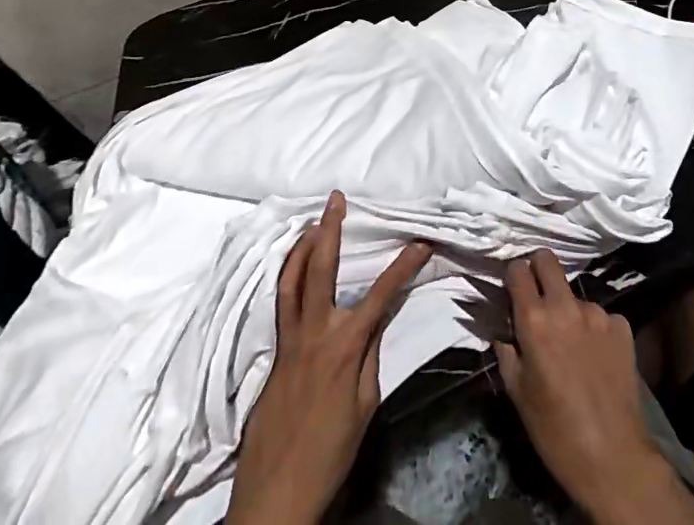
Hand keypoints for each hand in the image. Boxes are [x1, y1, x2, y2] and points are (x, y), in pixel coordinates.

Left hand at [225, 191, 431, 524]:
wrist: (276, 492)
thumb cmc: (331, 451)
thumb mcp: (365, 404)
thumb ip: (370, 354)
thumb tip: (376, 319)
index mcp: (343, 347)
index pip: (381, 294)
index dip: (403, 265)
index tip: (421, 241)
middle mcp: (312, 334)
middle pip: (320, 270)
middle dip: (330, 230)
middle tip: (337, 200)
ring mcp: (287, 341)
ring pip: (290, 281)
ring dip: (301, 247)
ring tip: (312, 221)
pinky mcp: (272, 353)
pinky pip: (279, 303)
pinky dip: (285, 277)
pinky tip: (290, 268)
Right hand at [496, 251, 693, 524]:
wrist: (612, 455)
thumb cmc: (554, 429)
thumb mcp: (517, 392)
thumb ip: (507, 351)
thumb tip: (502, 328)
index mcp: (534, 321)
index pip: (518, 271)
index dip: (513, 276)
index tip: (512, 288)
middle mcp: (566, 307)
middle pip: (549, 262)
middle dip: (538, 268)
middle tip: (536, 294)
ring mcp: (599, 314)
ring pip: (575, 295)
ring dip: (568, 309)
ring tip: (570, 343)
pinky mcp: (622, 326)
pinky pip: (601, 316)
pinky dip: (594, 329)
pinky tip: (595, 356)